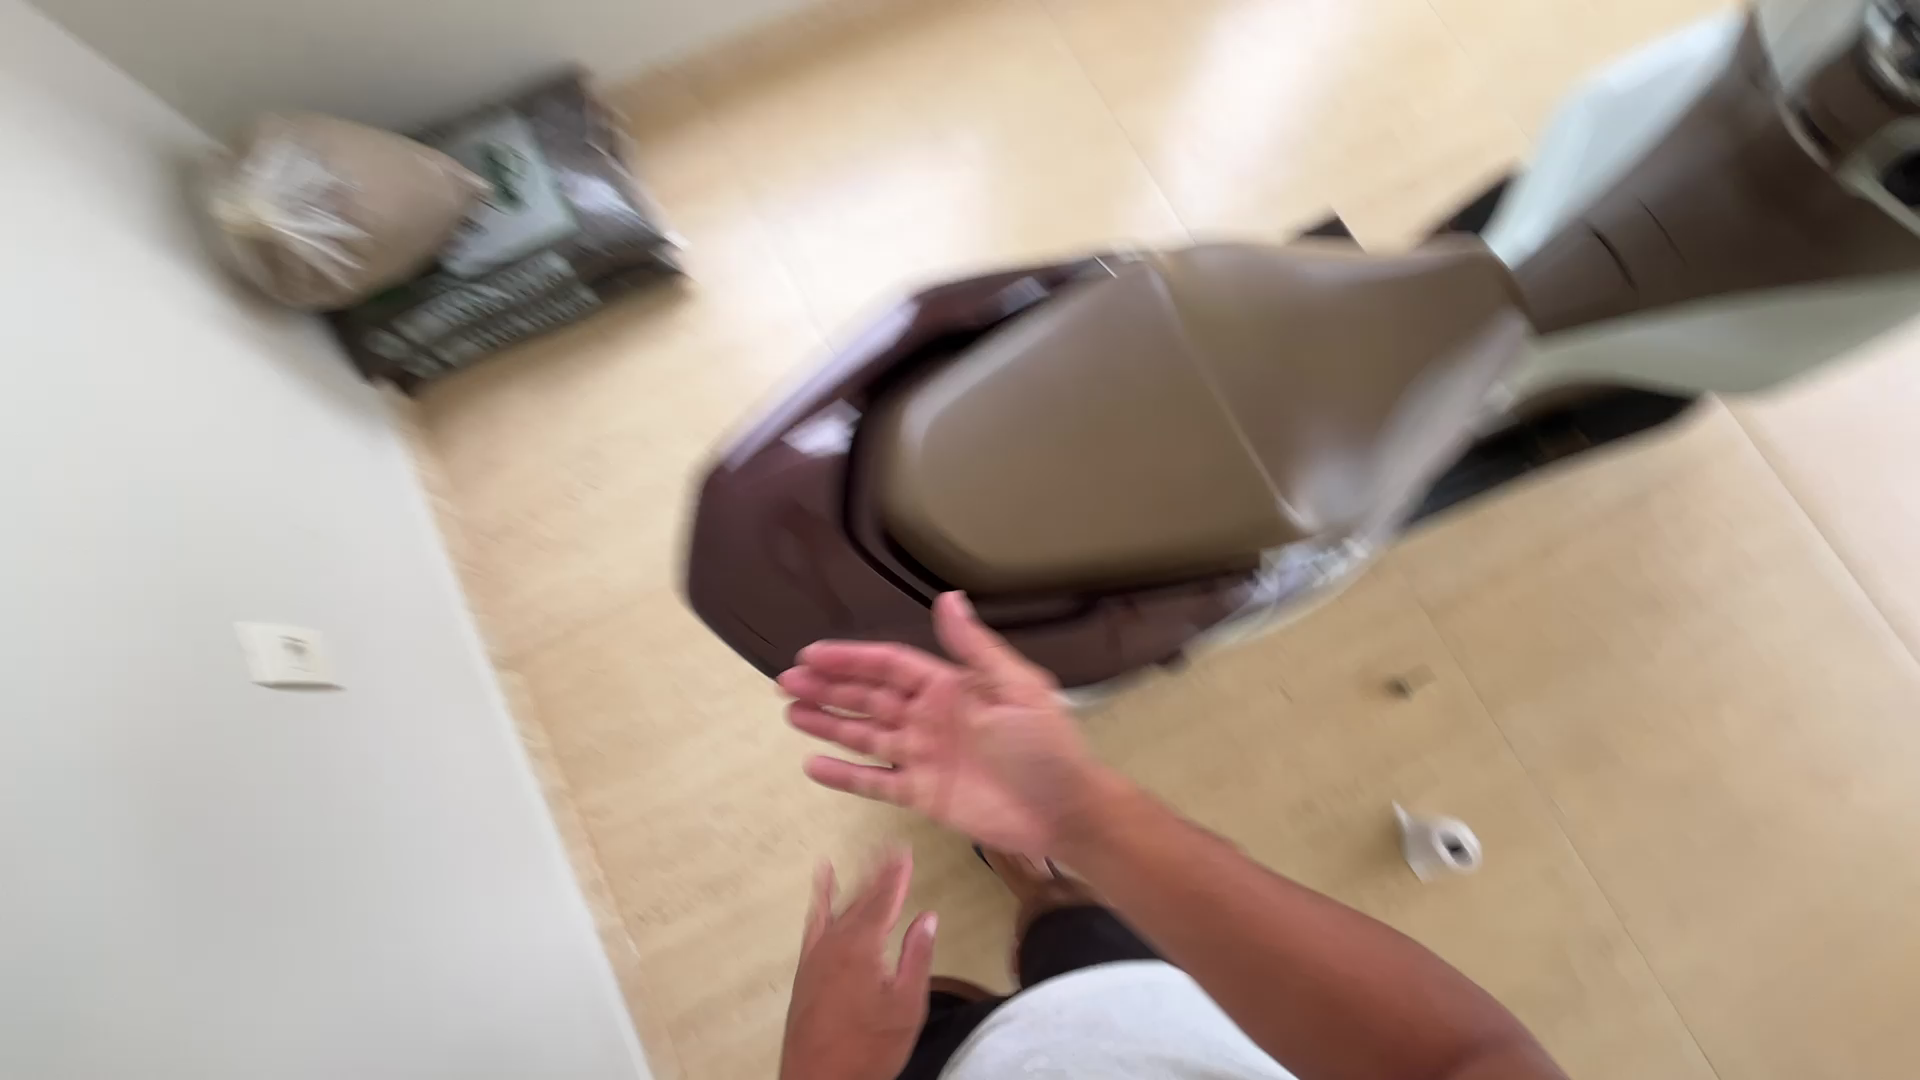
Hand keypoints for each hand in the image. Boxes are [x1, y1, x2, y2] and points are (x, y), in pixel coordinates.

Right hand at [779, 592, 1106, 853]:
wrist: (1063, 809)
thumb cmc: (1042, 744)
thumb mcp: (1015, 687)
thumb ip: (974, 648)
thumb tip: (948, 596)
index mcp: (948, 686)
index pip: (889, 666)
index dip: (850, 658)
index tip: (810, 654)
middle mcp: (928, 717)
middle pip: (868, 697)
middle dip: (828, 688)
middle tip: (785, 681)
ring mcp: (922, 756)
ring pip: (865, 735)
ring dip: (828, 724)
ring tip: (791, 713)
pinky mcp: (921, 794)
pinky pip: (875, 781)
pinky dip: (845, 775)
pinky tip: (813, 764)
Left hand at [781, 851, 936, 1079]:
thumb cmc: (869, 1049)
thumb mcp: (906, 1007)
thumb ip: (917, 956)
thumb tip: (928, 916)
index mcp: (864, 946)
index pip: (885, 900)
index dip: (898, 875)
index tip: (906, 851)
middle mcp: (837, 940)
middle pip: (863, 897)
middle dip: (880, 871)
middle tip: (894, 847)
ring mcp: (818, 953)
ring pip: (842, 905)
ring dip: (858, 880)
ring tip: (870, 855)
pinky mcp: (806, 967)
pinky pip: (815, 920)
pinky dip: (820, 896)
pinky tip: (823, 879)